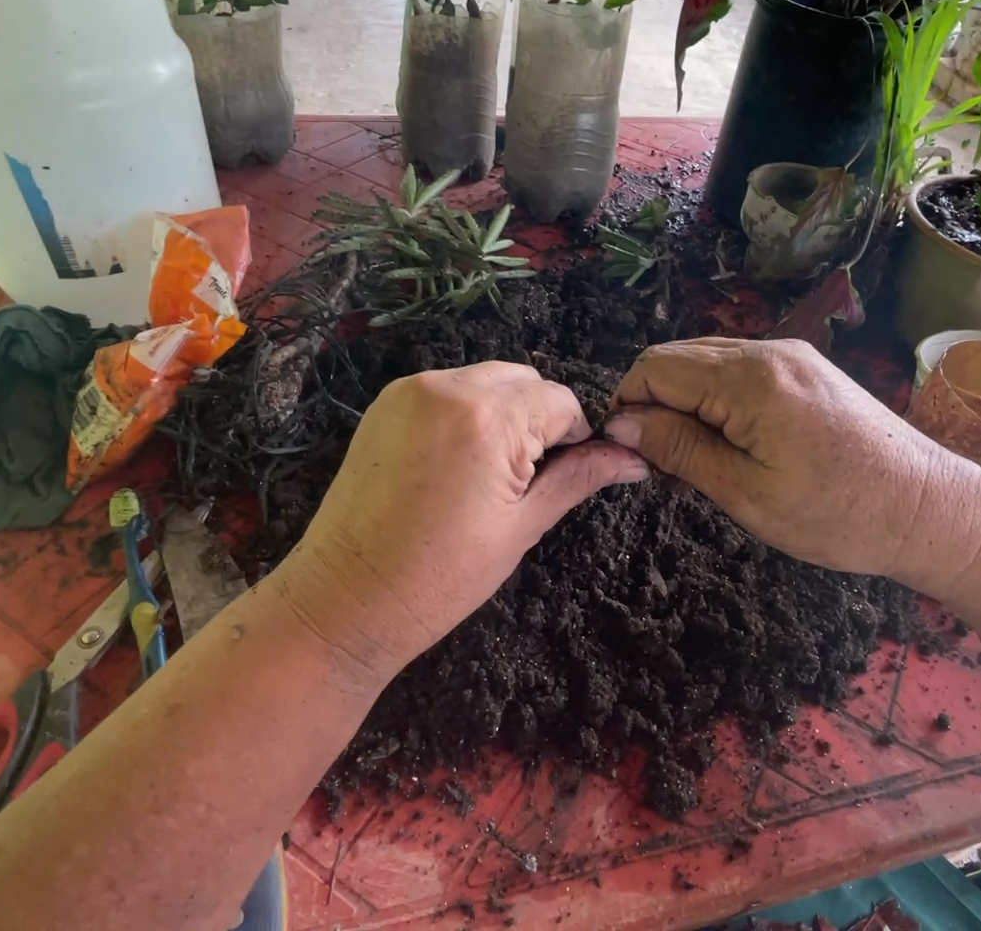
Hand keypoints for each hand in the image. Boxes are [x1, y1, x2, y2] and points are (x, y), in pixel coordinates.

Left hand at [269, 362, 647, 682]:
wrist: (345, 599)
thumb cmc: (441, 577)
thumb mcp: (521, 526)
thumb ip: (578, 478)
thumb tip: (634, 459)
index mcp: (486, 417)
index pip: (559, 400)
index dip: (573, 436)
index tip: (559, 476)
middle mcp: (446, 387)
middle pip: (522, 381)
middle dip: (537, 419)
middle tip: (523, 479)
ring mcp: (409, 391)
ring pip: (484, 381)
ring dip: (501, 413)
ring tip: (486, 474)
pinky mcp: (385, 404)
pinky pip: (447, 390)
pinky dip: (464, 413)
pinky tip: (453, 463)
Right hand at [605, 338, 980, 600]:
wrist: (930, 511)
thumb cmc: (837, 515)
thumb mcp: (745, 493)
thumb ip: (679, 449)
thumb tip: (622, 424)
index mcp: (749, 379)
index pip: (655, 368)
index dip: (628, 406)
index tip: (629, 454)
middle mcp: (768, 351)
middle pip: (678, 359)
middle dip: (654, 405)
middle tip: (661, 465)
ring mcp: (791, 356)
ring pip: (707, 363)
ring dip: (685, 404)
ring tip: (695, 460)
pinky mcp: (807, 369)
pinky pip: (739, 371)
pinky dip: (716, 400)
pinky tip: (728, 442)